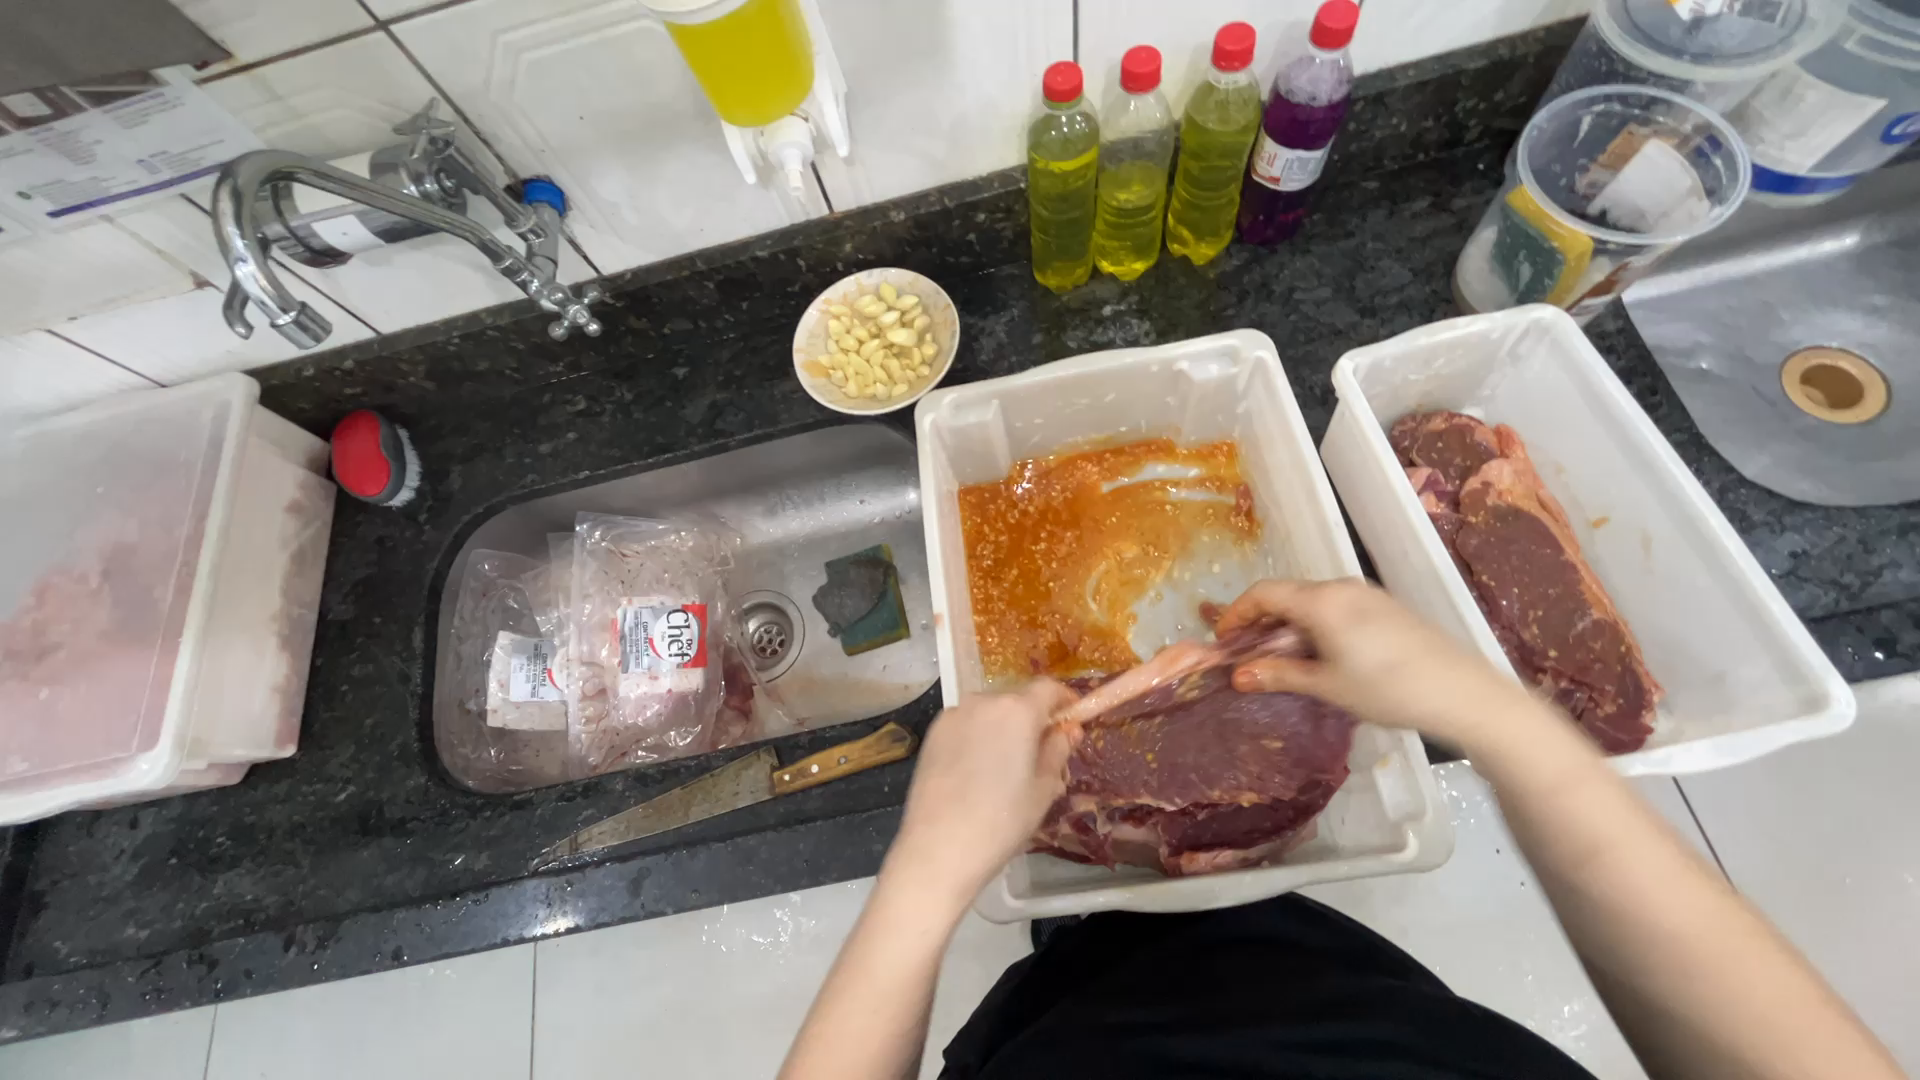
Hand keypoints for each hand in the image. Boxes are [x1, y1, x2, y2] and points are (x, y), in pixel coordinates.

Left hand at [883, 681, 1074, 909]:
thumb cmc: (1002, 820)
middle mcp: (983, 701)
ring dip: (1003, 727)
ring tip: (1006, 766)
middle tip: (1041, 753)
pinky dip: (978, 736)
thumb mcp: (1043, 788)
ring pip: (989, 712)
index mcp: (1017, 710)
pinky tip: (976, 771)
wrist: (939, 846)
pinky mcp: (933, 732)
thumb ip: (1058, 750)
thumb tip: (1069, 729)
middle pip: (1017, 699)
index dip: (1064, 700)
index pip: (1048, 688)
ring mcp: (954, 714)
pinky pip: (966, 724)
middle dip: (1032, 718)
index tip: (1071, 720)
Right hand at [1215, 578, 1535, 746]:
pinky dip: (1311, 624)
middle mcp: (1340, 587)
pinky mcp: (1384, 606)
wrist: (1465, 694)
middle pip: (1284, 594)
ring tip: (1278, 658)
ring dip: (1285, 624)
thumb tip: (1237, 676)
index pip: (1262, 593)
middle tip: (1245, 653)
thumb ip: (1278, 675)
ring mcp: (1366, 594)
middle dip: (1258, 620)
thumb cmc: (1387, 689)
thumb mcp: (1326, 685)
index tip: (1221, 640)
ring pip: (1309, 600)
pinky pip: (1333, 606)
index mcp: (1320, 600)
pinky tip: (1317, 653)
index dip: (1235, 614)